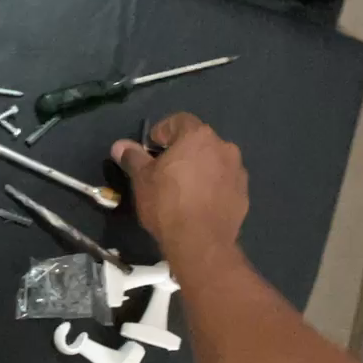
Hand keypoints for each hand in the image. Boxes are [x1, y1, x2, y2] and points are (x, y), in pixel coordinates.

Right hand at [111, 113, 248, 272]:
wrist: (200, 242)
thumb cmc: (167, 203)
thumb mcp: (142, 179)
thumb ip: (133, 158)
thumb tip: (120, 145)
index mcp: (198, 136)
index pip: (179, 120)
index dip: (162, 131)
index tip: (150, 148)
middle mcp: (223, 147)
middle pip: (198, 141)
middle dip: (181, 152)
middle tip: (163, 170)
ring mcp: (237, 171)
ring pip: (213, 162)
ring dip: (198, 169)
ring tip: (182, 190)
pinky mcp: (243, 194)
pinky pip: (223, 182)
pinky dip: (211, 187)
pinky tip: (197, 204)